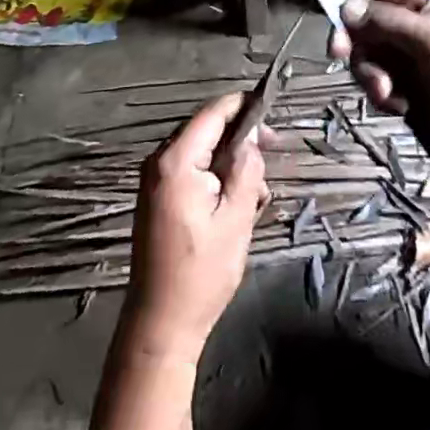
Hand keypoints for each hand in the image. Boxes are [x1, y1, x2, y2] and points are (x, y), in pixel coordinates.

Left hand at [125, 91, 269, 365]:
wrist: (161, 322)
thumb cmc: (202, 272)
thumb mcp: (236, 216)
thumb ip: (247, 169)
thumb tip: (252, 138)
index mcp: (176, 161)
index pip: (213, 112)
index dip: (244, 106)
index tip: (274, 114)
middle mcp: (159, 162)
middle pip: (207, 129)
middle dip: (241, 141)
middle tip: (271, 161)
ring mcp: (155, 180)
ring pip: (204, 152)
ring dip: (232, 165)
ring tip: (255, 197)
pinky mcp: (159, 197)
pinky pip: (194, 171)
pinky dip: (217, 179)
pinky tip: (237, 207)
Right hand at [327, 0, 429, 140]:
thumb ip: (388, 20)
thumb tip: (346, 6)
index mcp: (419, 1)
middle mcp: (406, 24)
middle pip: (360, 23)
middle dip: (351, 40)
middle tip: (339, 52)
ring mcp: (405, 56)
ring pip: (365, 57)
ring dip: (370, 75)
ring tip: (388, 93)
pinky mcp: (405, 85)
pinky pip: (377, 84)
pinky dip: (384, 95)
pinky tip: (402, 104)